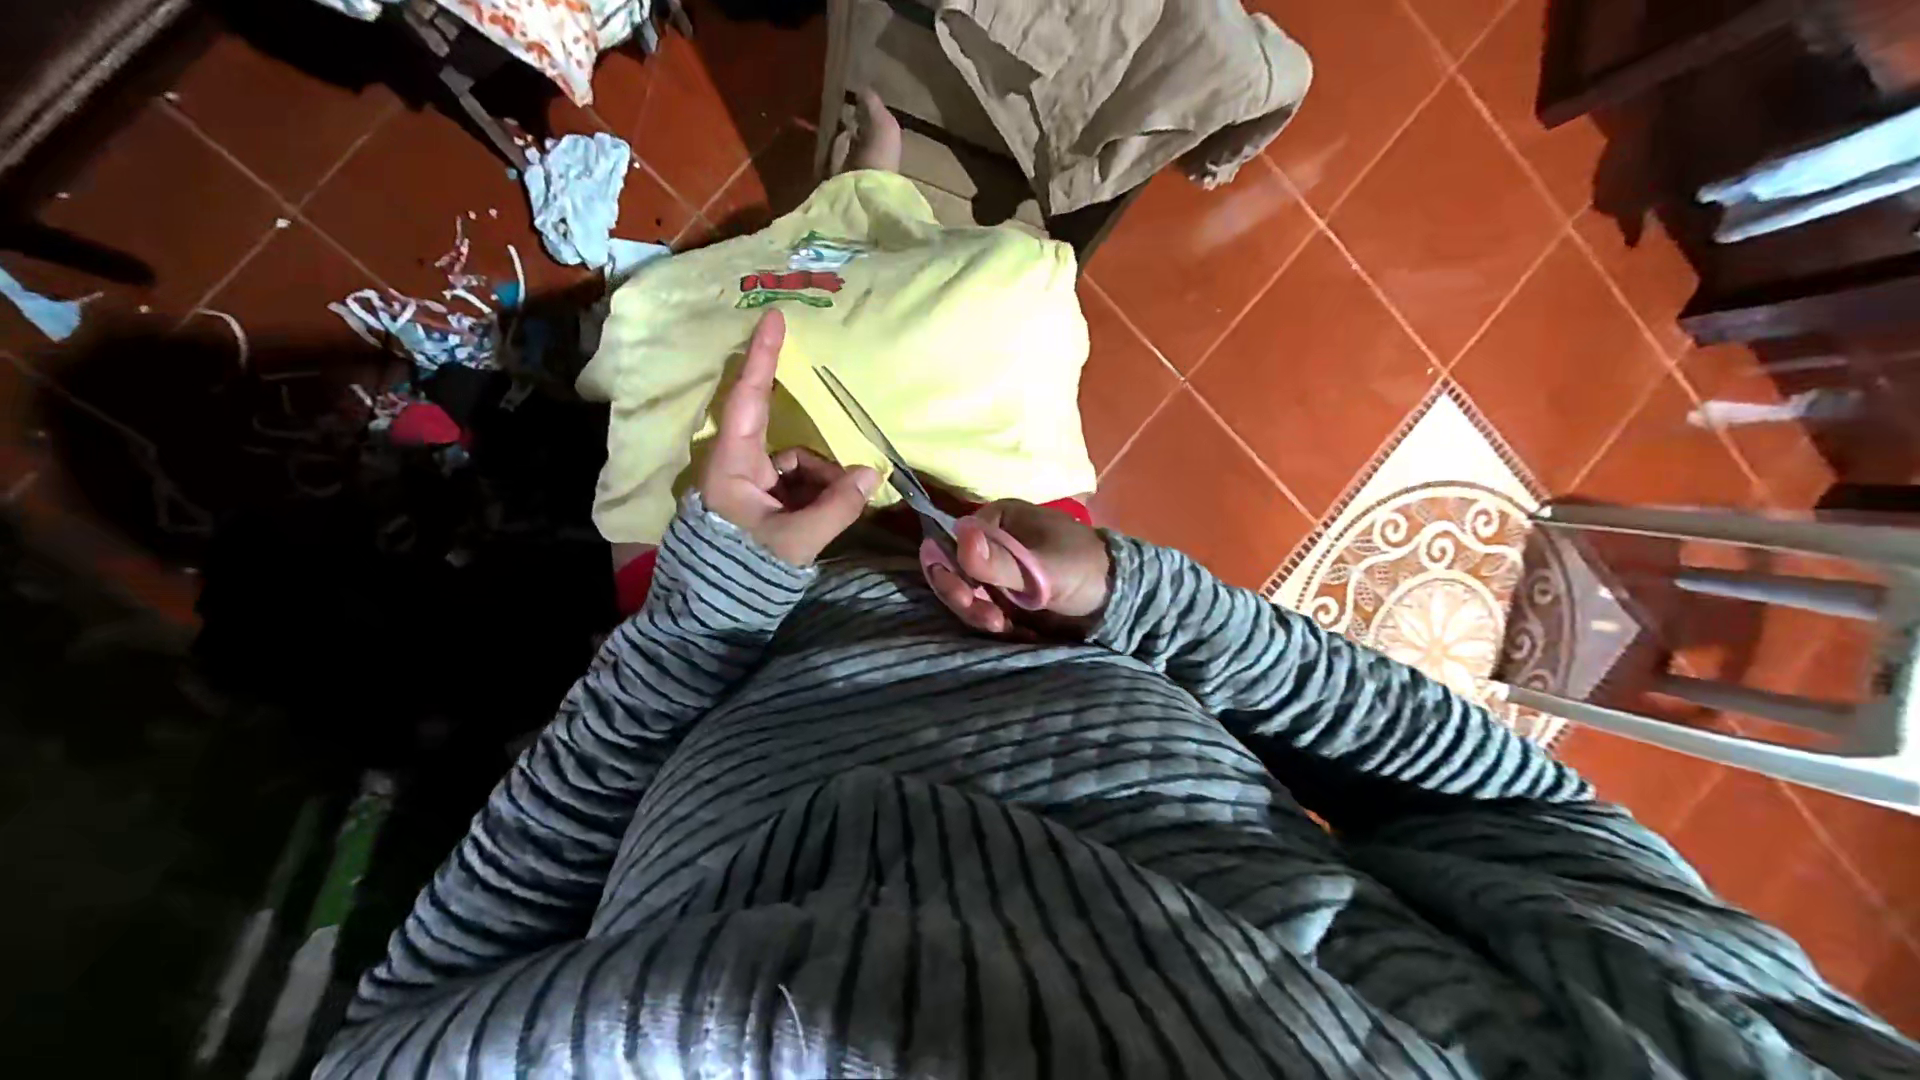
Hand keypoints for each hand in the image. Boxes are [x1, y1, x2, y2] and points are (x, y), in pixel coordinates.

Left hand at [700, 310, 878, 565]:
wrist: (719, 612)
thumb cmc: (747, 570)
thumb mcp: (796, 539)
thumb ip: (837, 506)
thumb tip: (870, 473)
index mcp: (732, 464)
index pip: (747, 400)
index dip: (760, 359)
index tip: (773, 320)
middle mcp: (739, 466)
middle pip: (786, 439)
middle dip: (815, 452)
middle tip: (836, 461)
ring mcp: (752, 486)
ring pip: (799, 467)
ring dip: (825, 484)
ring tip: (838, 513)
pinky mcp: (764, 503)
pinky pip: (800, 486)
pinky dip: (819, 497)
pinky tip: (830, 516)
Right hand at [925, 499, 1110, 637]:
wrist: (1116, 598)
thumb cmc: (1083, 569)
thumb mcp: (1043, 567)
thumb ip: (1001, 560)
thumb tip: (960, 535)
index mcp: (998, 519)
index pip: (952, 542)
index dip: (950, 570)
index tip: (967, 596)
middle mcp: (991, 541)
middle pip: (954, 569)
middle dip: (963, 596)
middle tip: (986, 619)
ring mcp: (998, 569)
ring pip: (966, 592)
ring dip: (976, 612)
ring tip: (1001, 626)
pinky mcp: (1005, 593)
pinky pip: (982, 606)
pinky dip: (990, 620)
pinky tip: (1009, 630)